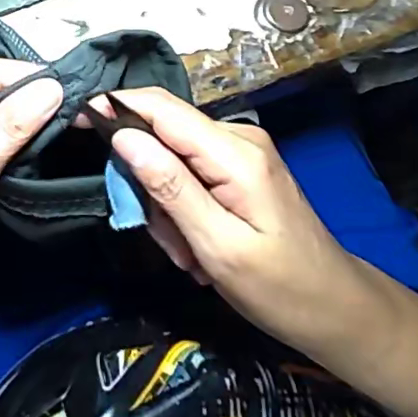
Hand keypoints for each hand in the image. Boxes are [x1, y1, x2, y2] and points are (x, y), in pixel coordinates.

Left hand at [0, 60, 61, 327]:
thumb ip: (8, 127)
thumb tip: (53, 86)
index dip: (28, 76)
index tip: (73, 86)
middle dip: (34, 93)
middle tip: (80, 103)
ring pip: (1, 111)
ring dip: (33, 113)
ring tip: (74, 116)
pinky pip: (1, 135)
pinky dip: (26, 134)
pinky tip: (52, 136)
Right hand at [108, 88, 397, 360]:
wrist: (340, 311)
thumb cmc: (282, 288)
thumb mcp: (218, 246)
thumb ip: (170, 187)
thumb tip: (122, 135)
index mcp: (234, 152)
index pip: (161, 108)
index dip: (115, 106)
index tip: (77, 120)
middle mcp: (237, 138)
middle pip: (163, 134)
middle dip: (147, 184)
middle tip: (168, 241)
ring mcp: (241, 151)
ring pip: (172, 159)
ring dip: (167, 206)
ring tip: (190, 255)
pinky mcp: (240, 168)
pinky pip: (191, 173)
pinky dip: (183, 208)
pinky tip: (199, 246)